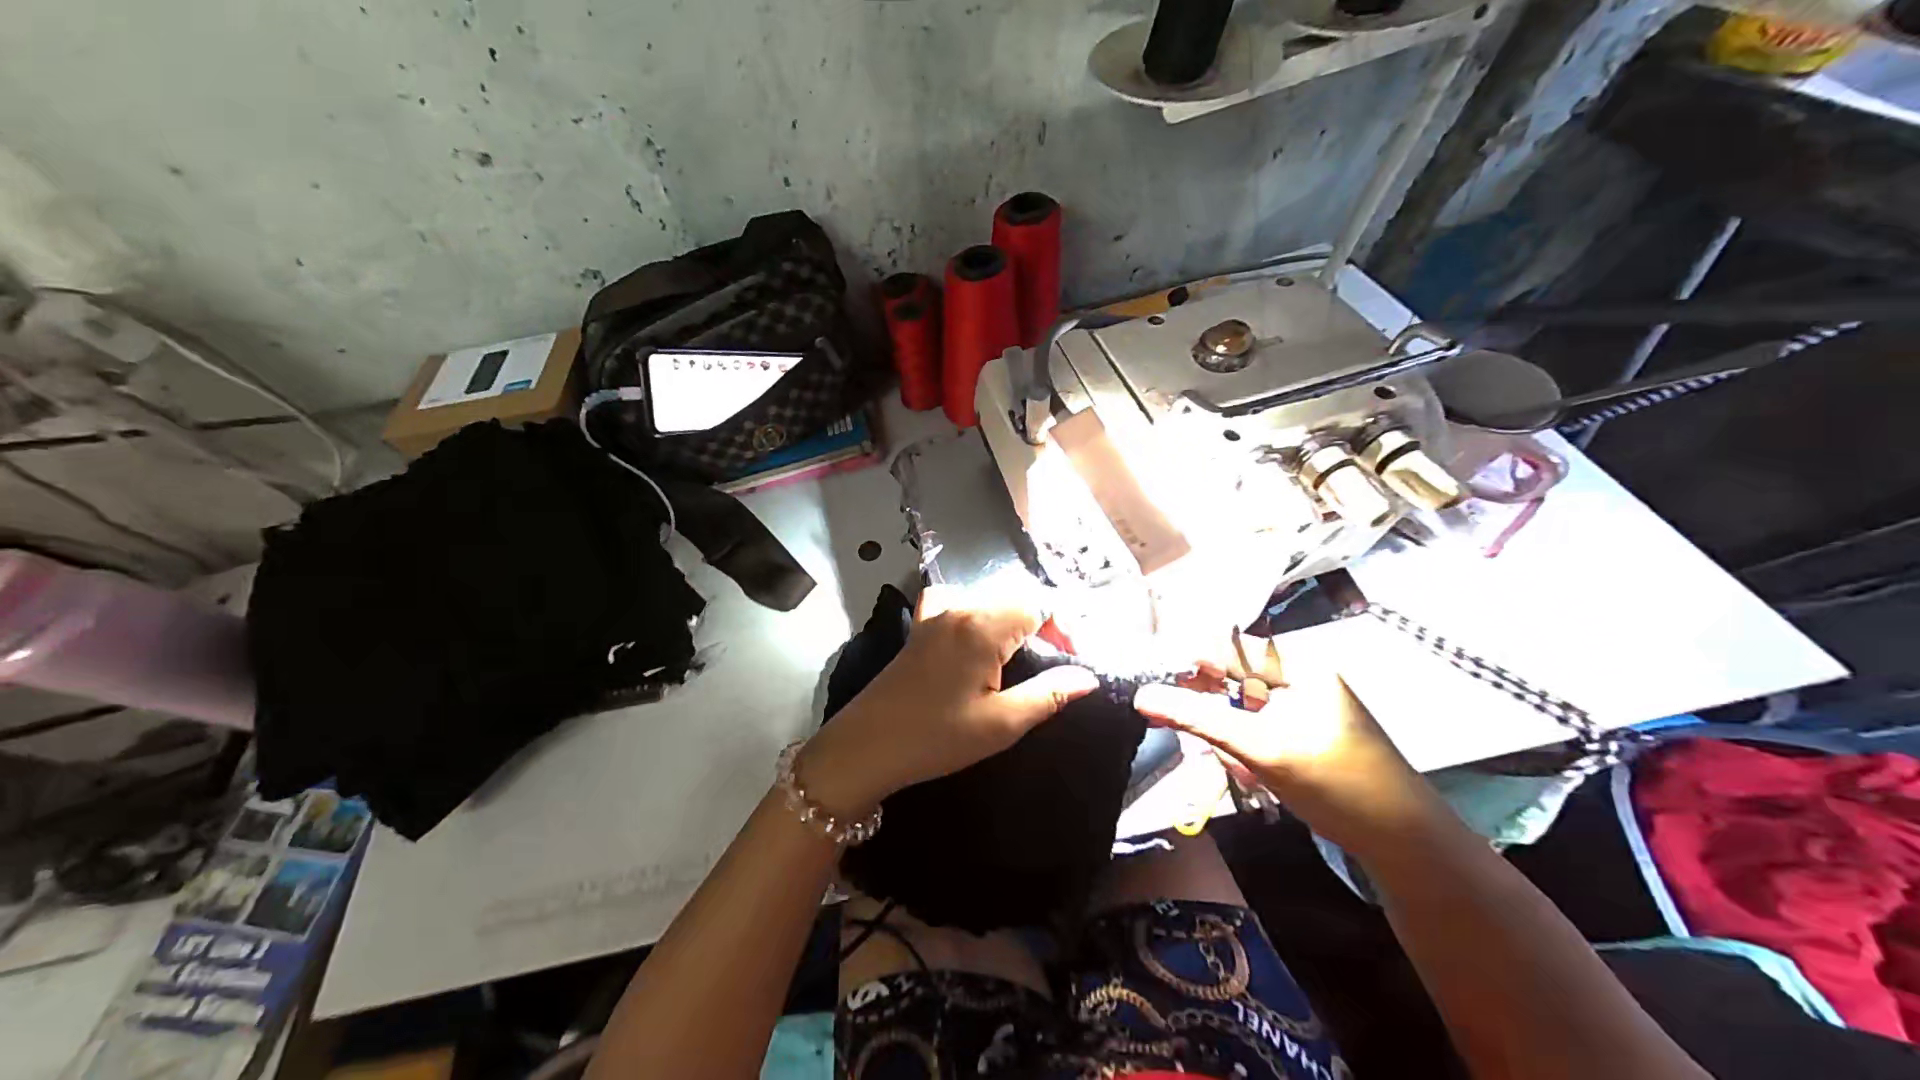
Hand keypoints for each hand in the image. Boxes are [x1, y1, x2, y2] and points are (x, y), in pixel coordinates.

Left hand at [799, 585, 1098, 815]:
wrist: (867, 747)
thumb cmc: (937, 737)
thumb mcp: (1001, 723)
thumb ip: (1048, 694)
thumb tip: (1087, 676)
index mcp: (984, 626)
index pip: (1040, 604)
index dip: (1066, 629)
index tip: (1073, 665)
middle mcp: (959, 608)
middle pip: (1015, 599)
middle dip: (1043, 627)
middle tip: (1053, 667)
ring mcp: (934, 616)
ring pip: (987, 601)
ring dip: (1012, 623)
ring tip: (1020, 659)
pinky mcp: (919, 629)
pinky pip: (954, 604)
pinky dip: (974, 614)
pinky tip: (975, 640)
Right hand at [1132, 632, 1444, 854]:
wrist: (1404, 841)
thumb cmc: (1337, 782)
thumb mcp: (1261, 747)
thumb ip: (1198, 717)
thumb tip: (1141, 694)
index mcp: (1298, 663)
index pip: (1227, 645)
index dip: (1187, 660)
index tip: (1151, 682)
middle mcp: (1297, 676)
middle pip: (1229, 676)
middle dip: (1205, 706)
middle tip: (1179, 729)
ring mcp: (1299, 706)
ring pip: (1236, 706)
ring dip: (1224, 736)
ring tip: (1237, 769)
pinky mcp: (1298, 732)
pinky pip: (1253, 728)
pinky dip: (1241, 750)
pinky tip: (1248, 775)